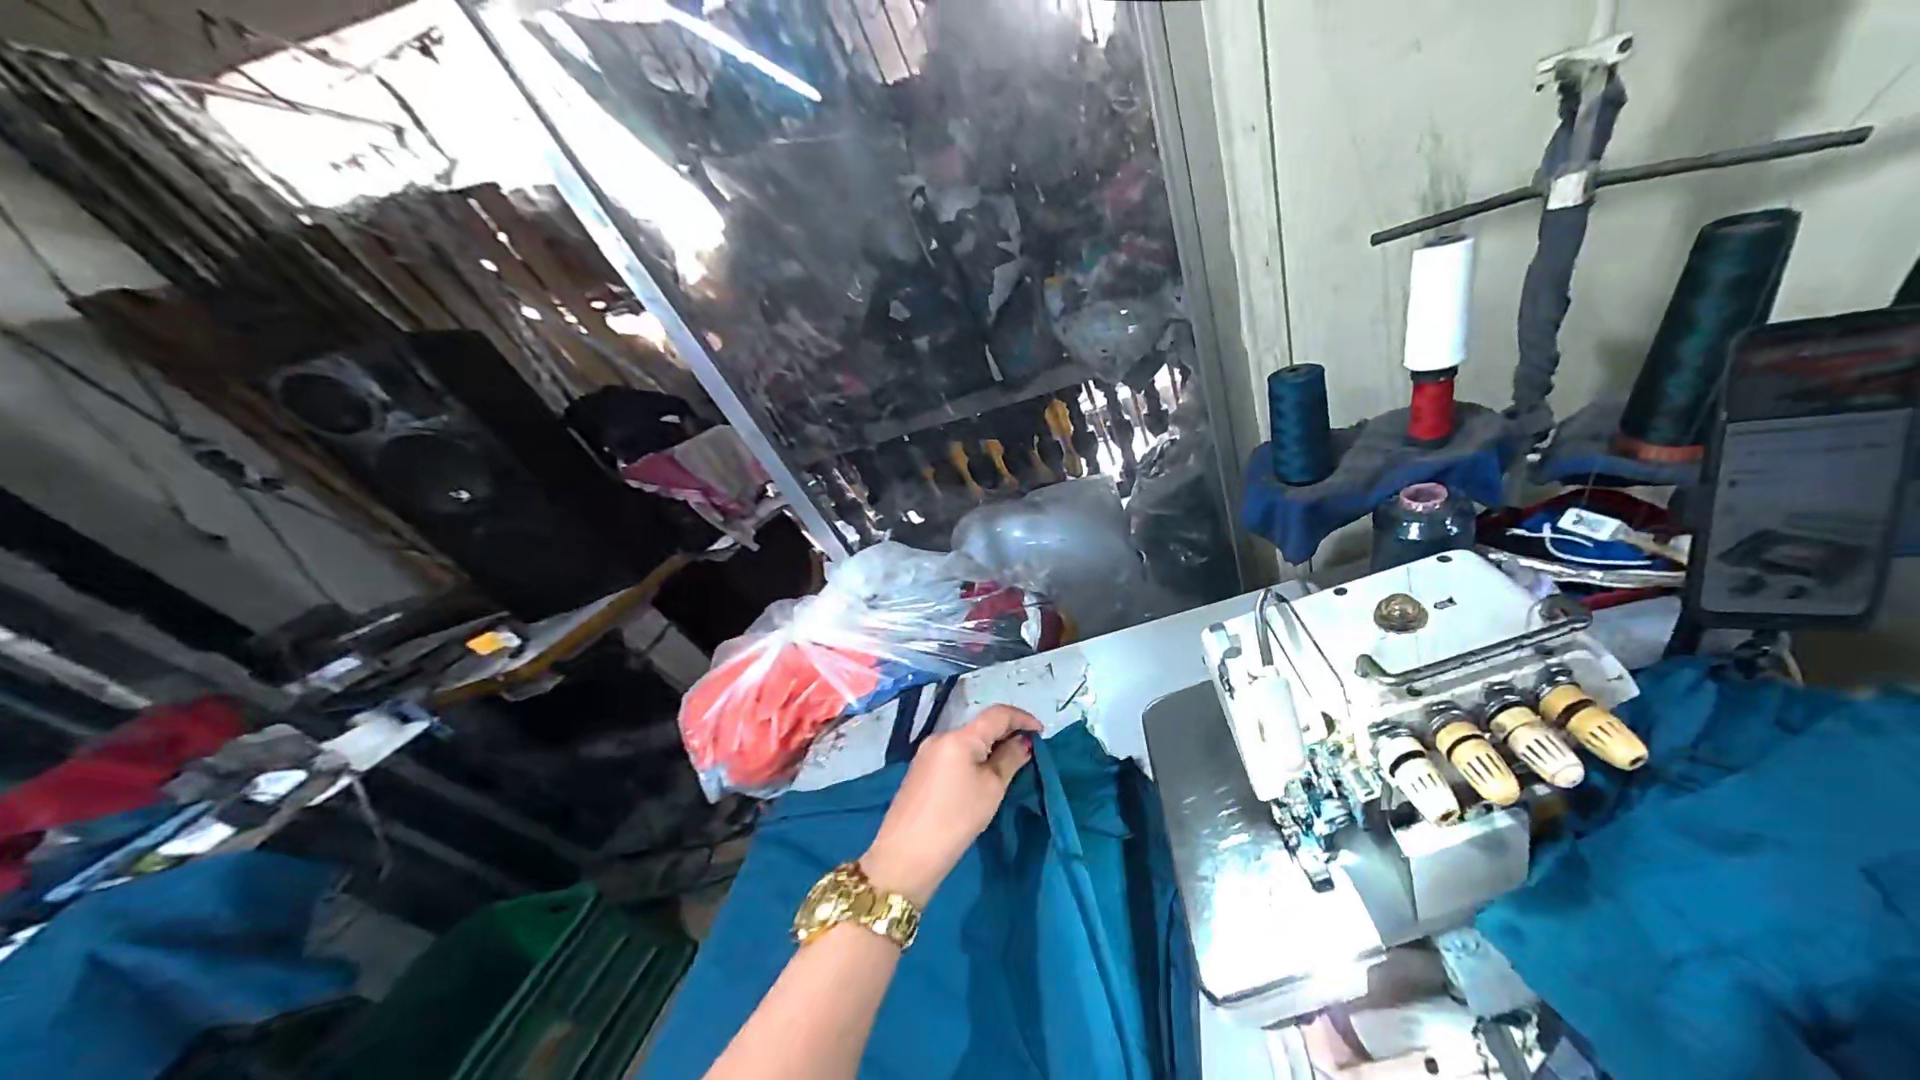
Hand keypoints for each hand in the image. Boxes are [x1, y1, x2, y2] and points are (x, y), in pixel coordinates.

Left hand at [860, 705, 1041, 905]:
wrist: (906, 855)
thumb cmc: (956, 819)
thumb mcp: (991, 788)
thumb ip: (1010, 759)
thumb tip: (1022, 741)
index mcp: (959, 737)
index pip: (997, 713)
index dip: (1022, 718)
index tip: (1041, 733)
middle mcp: (940, 737)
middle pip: (980, 726)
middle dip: (1006, 734)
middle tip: (1029, 753)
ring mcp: (927, 753)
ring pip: (967, 741)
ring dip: (990, 747)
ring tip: (1009, 766)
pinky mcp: (920, 770)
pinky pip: (954, 754)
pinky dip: (973, 758)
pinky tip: (982, 776)